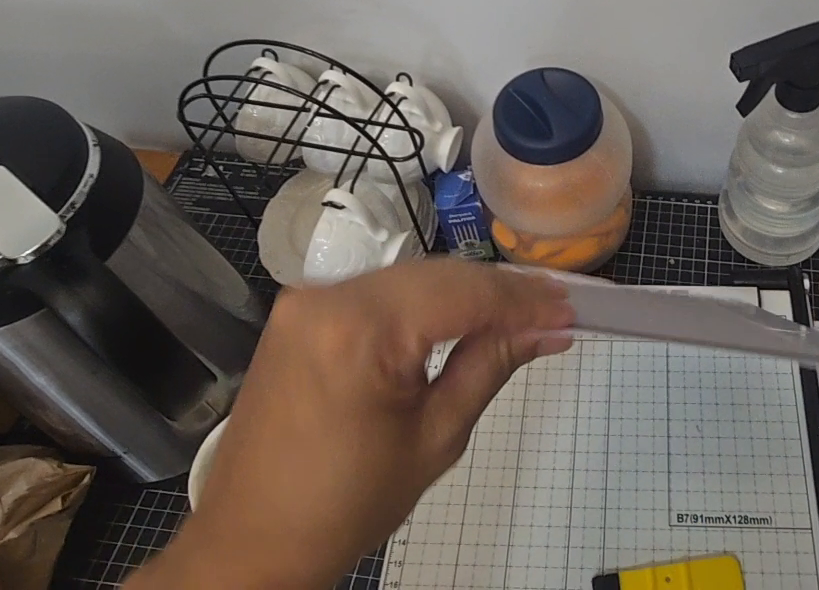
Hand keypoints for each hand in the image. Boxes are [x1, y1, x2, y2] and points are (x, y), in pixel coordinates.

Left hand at [129, 260, 573, 589]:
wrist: (249, 543)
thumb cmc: (347, 505)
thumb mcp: (436, 437)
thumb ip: (492, 364)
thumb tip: (547, 328)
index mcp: (359, 330)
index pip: (462, 294)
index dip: (521, 299)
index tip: (569, 307)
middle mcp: (329, 296)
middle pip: (437, 276)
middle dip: (498, 292)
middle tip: (553, 307)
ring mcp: (309, 299)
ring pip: (411, 278)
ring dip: (464, 293)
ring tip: (518, 311)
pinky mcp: (302, 310)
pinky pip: (380, 292)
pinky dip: (424, 302)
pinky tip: (461, 314)